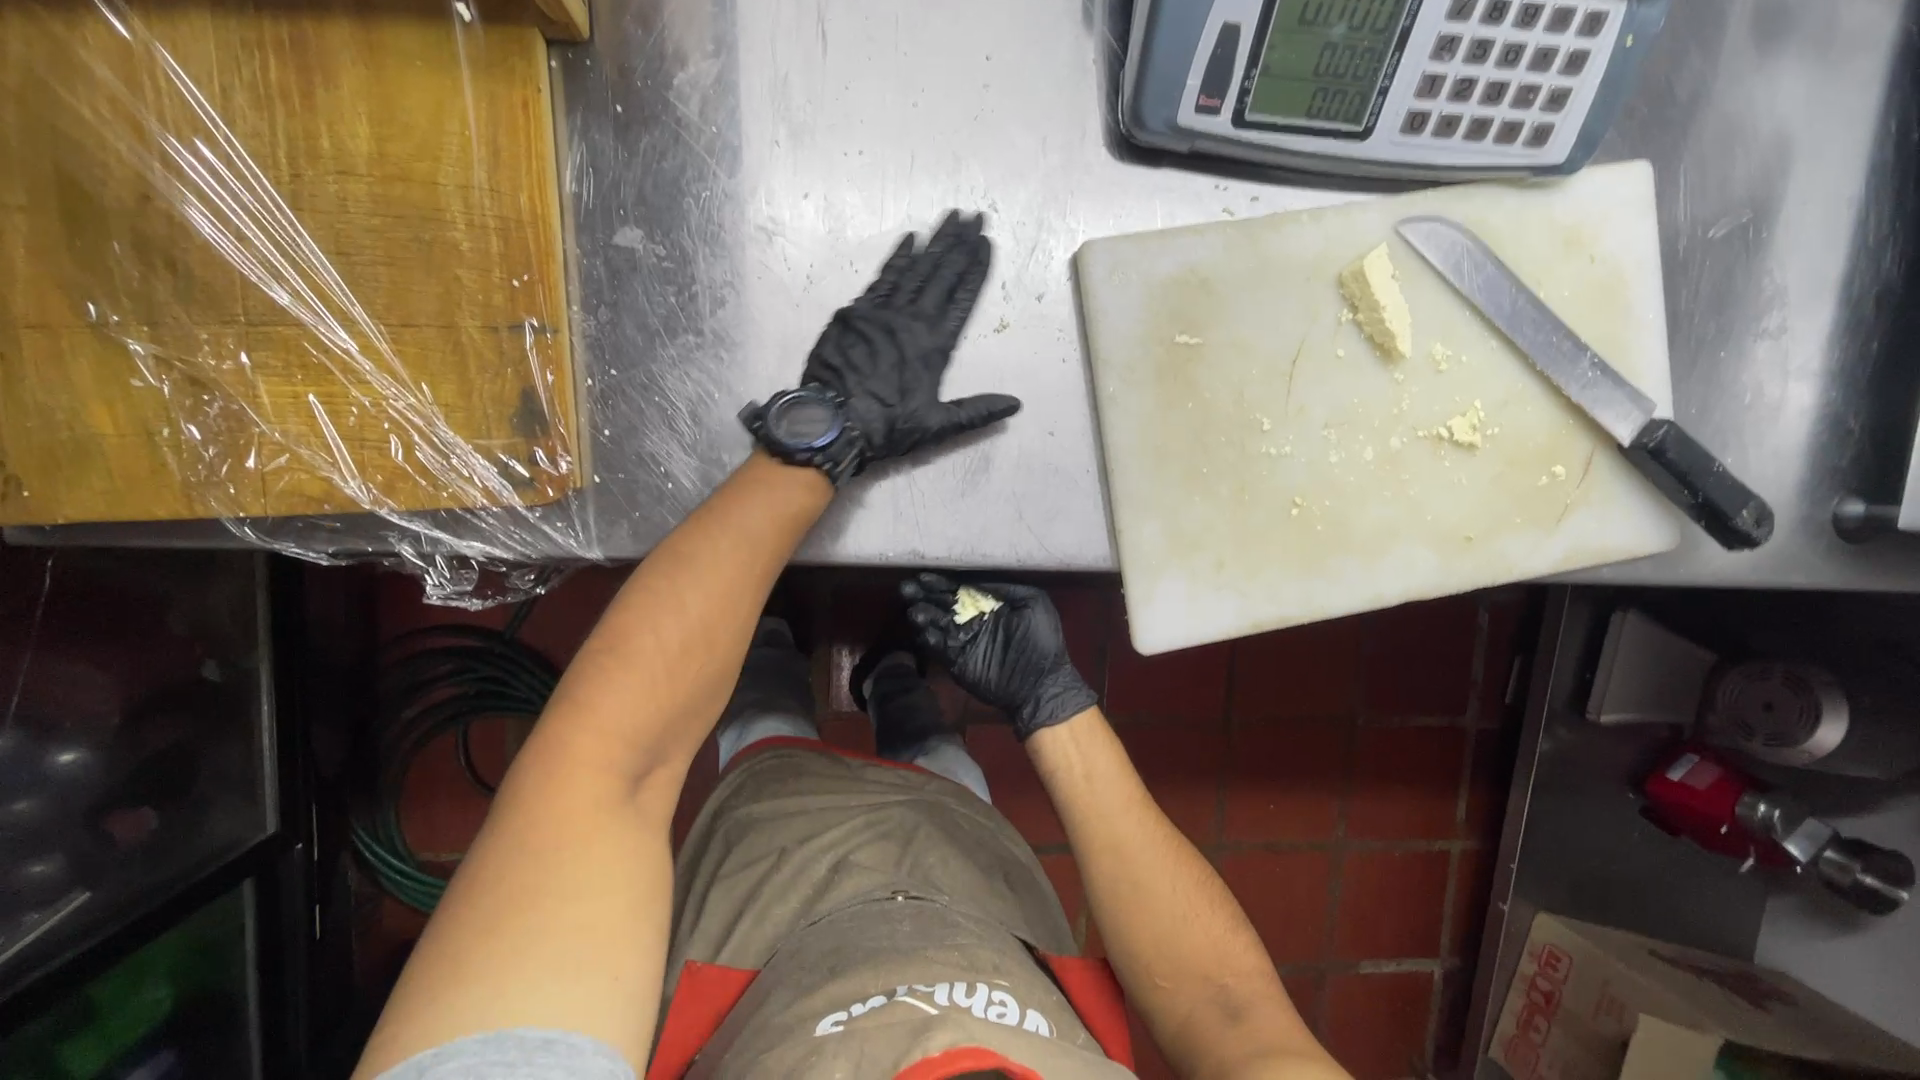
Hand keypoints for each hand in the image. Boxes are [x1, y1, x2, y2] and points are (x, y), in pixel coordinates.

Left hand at [802, 212, 1021, 470]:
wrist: (833, 423)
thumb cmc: (887, 428)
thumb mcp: (938, 427)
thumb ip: (977, 411)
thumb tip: (1015, 404)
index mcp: (935, 346)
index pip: (962, 299)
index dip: (977, 270)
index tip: (988, 243)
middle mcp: (912, 321)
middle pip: (941, 274)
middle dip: (960, 244)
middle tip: (975, 216)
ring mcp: (882, 313)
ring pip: (914, 269)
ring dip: (934, 242)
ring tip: (950, 217)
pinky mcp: (855, 313)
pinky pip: (882, 278)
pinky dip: (897, 257)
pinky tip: (911, 239)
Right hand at [901, 573, 1097, 740]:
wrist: (1042, 685)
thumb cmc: (1042, 641)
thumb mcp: (1033, 602)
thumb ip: (1004, 588)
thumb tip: (973, 579)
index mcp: (988, 604)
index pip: (960, 589)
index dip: (942, 583)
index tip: (924, 577)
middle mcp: (972, 620)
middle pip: (943, 604)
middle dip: (925, 595)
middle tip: (906, 588)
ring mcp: (963, 641)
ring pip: (937, 624)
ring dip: (923, 616)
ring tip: (912, 610)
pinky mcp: (957, 662)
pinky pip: (939, 648)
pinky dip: (929, 639)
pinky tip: (921, 631)